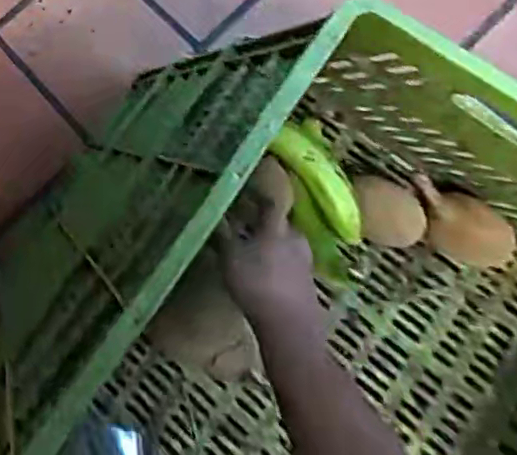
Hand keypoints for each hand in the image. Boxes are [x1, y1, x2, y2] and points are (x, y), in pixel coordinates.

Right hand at [217, 161, 320, 328]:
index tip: (241, 185)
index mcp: (277, 226)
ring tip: (246, 242)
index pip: (269, 200)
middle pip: (277, 221)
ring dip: (266, 238)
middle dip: (259, 218)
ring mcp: (305, 261)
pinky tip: (260, 266)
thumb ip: (221, 232)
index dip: (256, 191)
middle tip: (238, 216)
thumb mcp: (230, 256)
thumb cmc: (257, 285)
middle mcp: (295, 238)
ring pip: (282, 240)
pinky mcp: (307, 281)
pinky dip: (273, 257)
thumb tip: (209, 211)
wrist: (291, 330)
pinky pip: (287, 259)